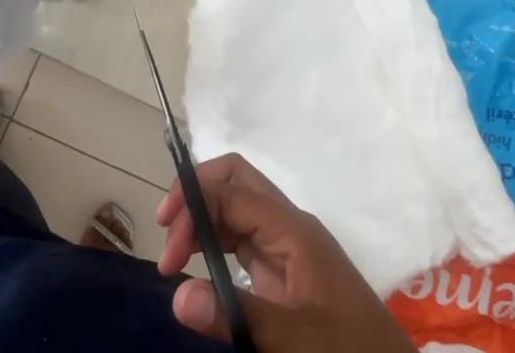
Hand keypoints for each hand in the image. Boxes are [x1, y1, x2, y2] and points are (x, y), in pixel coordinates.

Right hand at [156, 155, 412, 352]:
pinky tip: (199, 265)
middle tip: (165, 230)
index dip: (192, 210)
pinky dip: (214, 240)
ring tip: (175, 256)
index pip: (230, 192)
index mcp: (292, 228)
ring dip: (201, 218)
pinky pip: (242, 236)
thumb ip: (236, 315)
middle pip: (235, 179)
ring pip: (236, 205)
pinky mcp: (285, 268)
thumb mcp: (294, 338)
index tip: (168, 256)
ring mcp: (288, 245)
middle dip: (195, 193)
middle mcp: (288, 225)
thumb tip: (176, 294)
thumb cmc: (348, 349)